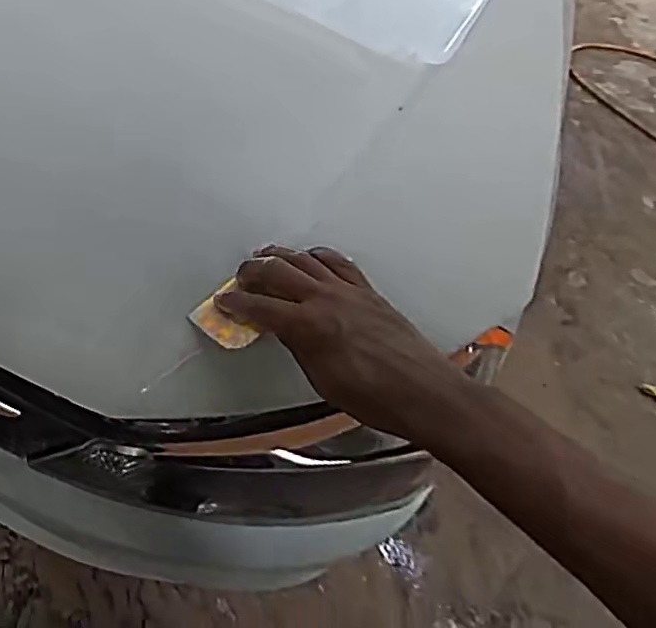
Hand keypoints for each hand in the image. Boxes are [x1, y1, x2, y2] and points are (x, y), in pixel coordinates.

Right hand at [214, 246, 474, 441]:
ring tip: (264, 257)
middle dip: (250, 272)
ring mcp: (347, 291)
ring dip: (277, 255)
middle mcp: (324, 300)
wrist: (431, 397)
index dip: (235, 303)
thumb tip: (282, 330)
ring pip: (302, 259)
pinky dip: (316, 256)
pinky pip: (336, 262)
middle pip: (275, 271)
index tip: (224, 302)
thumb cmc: (379, 399)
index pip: (258, 306)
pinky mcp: (367, 291)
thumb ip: (297, 347)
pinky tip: (309, 259)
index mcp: (308, 326)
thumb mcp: (322, 380)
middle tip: (239, 279)